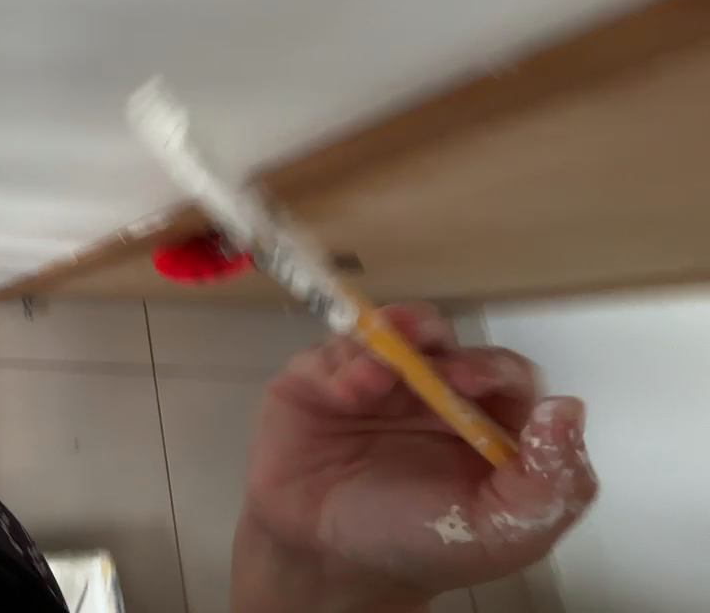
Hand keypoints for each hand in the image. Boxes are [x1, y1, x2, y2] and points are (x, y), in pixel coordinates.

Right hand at [231, 304, 597, 611]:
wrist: (324, 552)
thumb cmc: (419, 545)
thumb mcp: (502, 530)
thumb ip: (549, 482)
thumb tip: (568, 408)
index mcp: (482, 427)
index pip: (502, 376)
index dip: (489, 367)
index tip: (467, 381)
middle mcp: (426, 396)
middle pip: (435, 338)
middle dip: (423, 328)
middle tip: (411, 339)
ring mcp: (367, 383)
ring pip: (378, 335)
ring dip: (377, 340)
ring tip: (369, 371)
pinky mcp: (313, 379)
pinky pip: (325, 353)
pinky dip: (336, 364)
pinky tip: (343, 393)